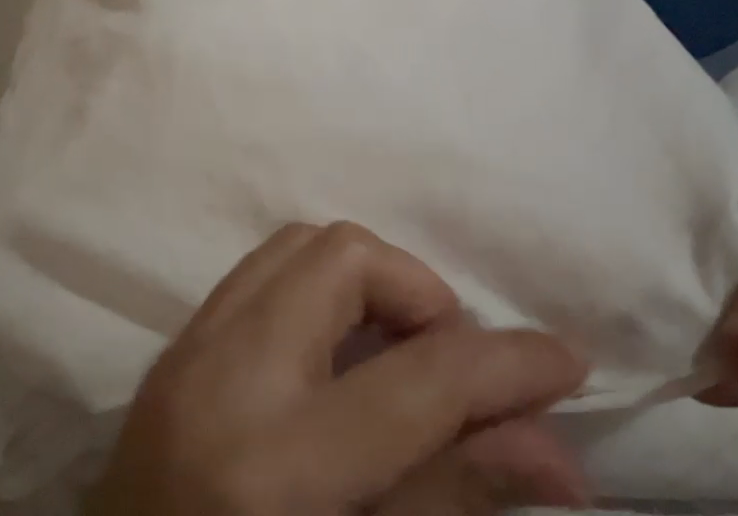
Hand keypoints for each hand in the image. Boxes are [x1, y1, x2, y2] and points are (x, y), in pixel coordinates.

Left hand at [85, 222, 590, 515]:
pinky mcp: (169, 353)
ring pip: (296, 247)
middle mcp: (220, 382)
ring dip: (367, 284)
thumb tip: (557, 450)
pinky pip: (259, 276)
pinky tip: (338, 358)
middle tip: (453, 365)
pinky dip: (316, 293)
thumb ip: (454, 494)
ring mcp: (182, 357)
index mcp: (273, 465)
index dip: (510, 364)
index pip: (420, 379)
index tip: (567, 361)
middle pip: (344, 260)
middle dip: (421, 294)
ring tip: (396, 357)